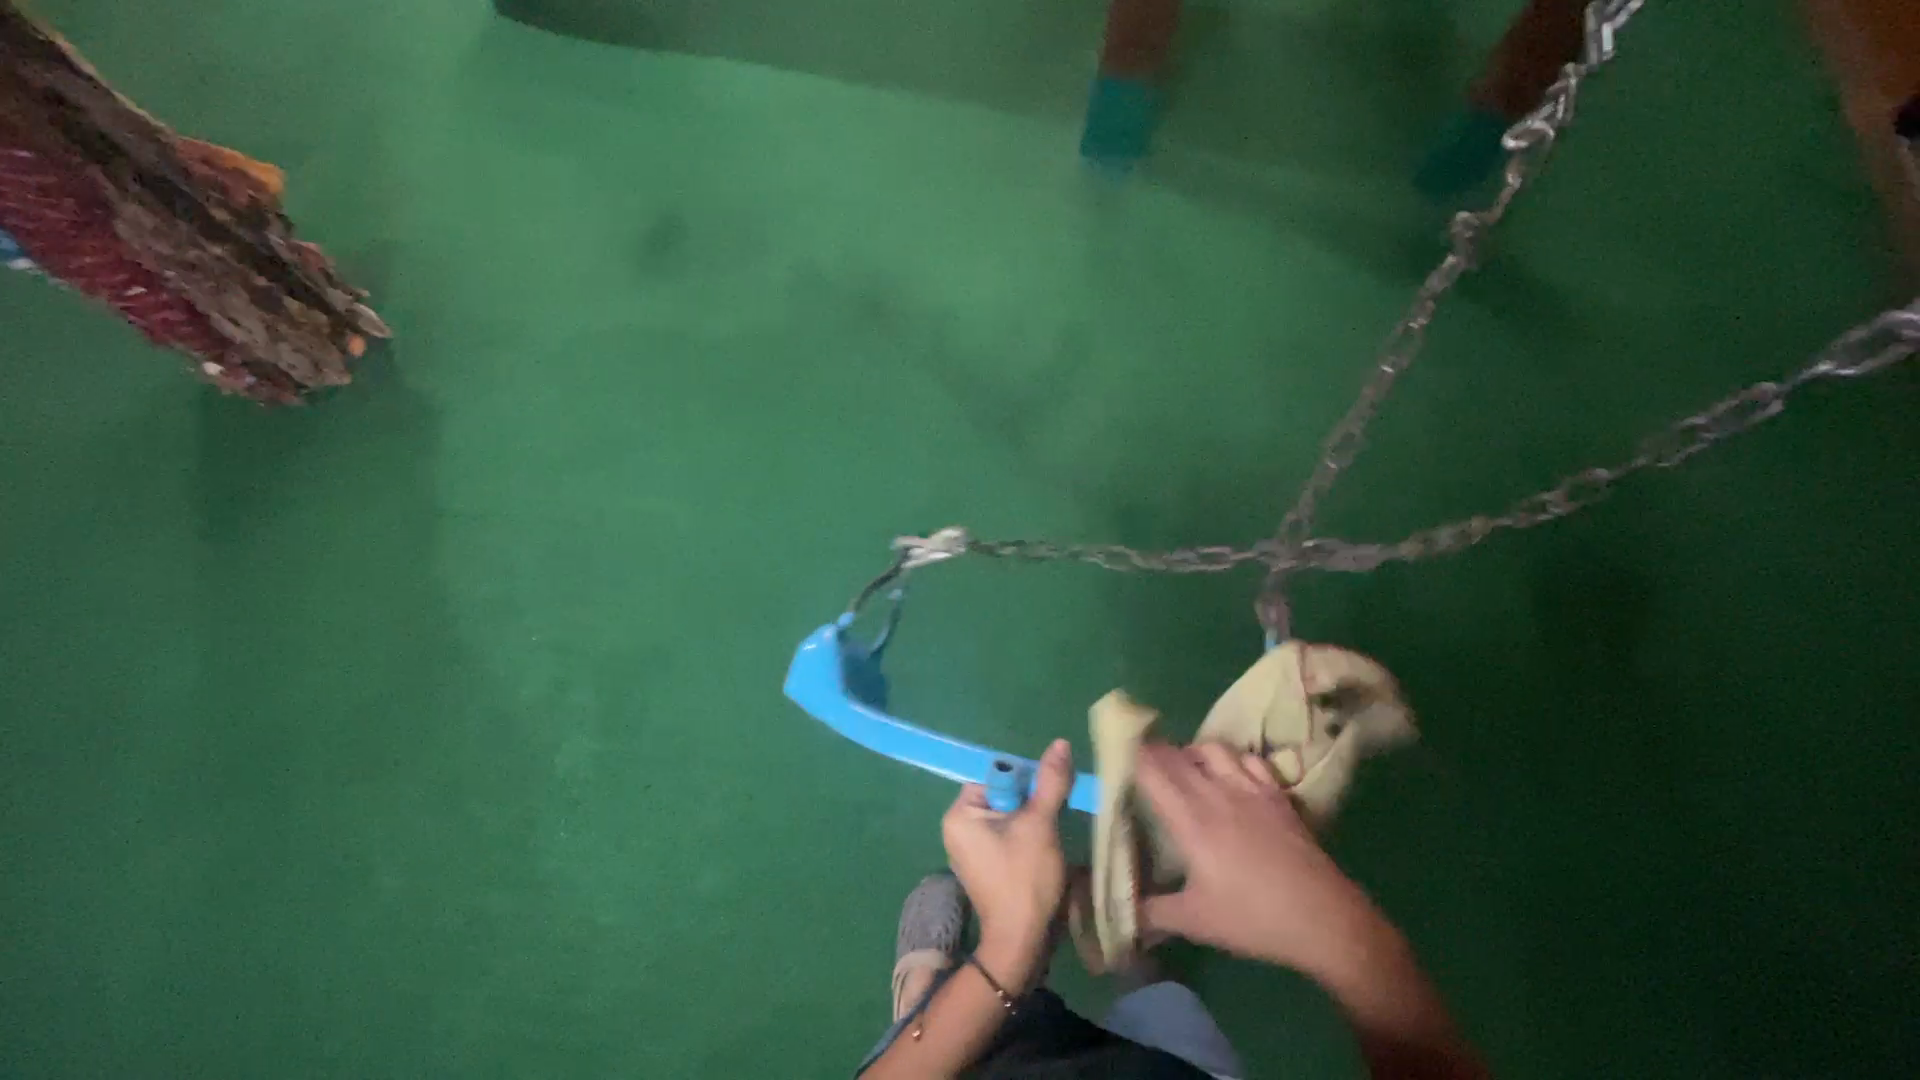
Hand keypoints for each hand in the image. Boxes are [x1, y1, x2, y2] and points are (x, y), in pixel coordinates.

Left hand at [942, 739, 1073, 977]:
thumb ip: (1050, 781)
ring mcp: (967, 852)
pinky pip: (1004, 841)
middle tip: (1049, 823)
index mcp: (959, 815)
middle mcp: (955, 830)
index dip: (1025, 786)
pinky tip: (1040, 856)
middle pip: (1002, 798)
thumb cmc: (1025, 878)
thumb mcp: (1040, 823)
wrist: (1022, 942)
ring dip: (1030, 825)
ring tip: (1047, 841)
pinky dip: (1023, 842)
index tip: (1044, 804)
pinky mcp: (982, 869)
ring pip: (1006, 820)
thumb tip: (1059, 743)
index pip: (996, 778)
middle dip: (1029, 806)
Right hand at [1135, 742, 1389, 977]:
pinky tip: (1230, 774)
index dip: (1131, 755)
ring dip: (1191, 750)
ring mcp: (1251, 790)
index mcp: (1191, 820)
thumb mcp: (1194, 922)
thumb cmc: (1253, 919)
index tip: (1115, 750)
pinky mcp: (1278, 796)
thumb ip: (1151, 911)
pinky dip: (1232, 759)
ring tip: (1183, 765)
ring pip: (1213, 748)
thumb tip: (1120, 907)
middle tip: (1139, 758)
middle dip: (1154, 750)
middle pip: (1178, 755)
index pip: (1153, 771)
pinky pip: (1249, 760)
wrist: (1324, 919)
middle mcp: (1217, 794)